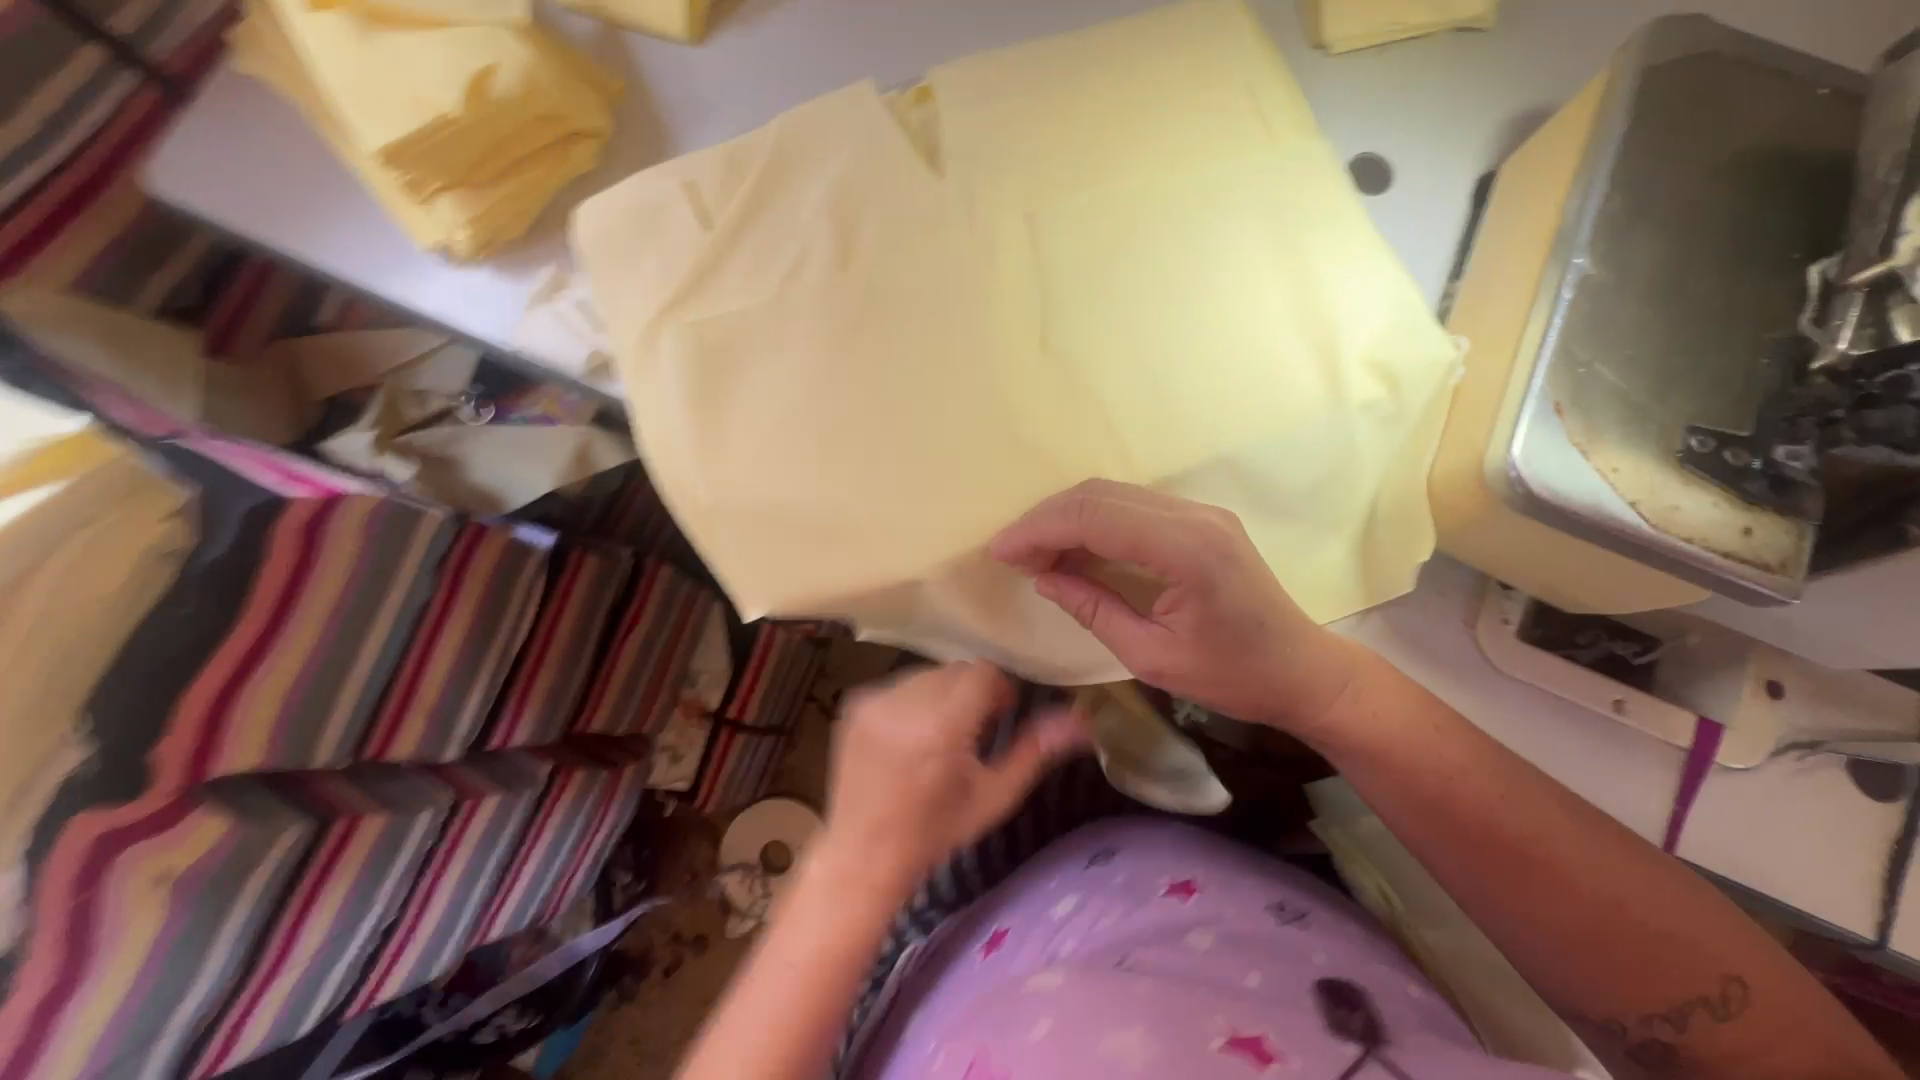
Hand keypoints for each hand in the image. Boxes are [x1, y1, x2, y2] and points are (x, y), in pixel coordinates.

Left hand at [821, 662, 1086, 888]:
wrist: (865, 854)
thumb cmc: (937, 831)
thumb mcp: (995, 796)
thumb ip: (1036, 751)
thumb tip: (1081, 720)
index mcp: (942, 727)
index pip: (983, 673)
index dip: (999, 689)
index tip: (1001, 715)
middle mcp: (904, 704)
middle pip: (956, 670)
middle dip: (972, 692)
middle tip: (976, 730)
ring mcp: (874, 702)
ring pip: (927, 673)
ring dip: (944, 694)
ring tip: (943, 736)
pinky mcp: (855, 705)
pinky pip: (899, 685)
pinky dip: (913, 701)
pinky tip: (912, 738)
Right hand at [989, 479, 1360, 738]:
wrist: (1302, 670)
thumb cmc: (1232, 676)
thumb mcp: (1153, 657)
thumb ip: (1095, 610)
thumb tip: (1044, 579)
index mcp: (1186, 550)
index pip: (1095, 518)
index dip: (1040, 530)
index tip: (999, 553)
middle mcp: (1194, 517)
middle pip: (1100, 495)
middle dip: (1046, 519)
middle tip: (1012, 555)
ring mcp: (1201, 513)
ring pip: (1114, 494)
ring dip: (1067, 517)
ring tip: (1033, 554)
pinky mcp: (1202, 521)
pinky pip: (1134, 507)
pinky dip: (1094, 521)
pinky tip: (1073, 548)